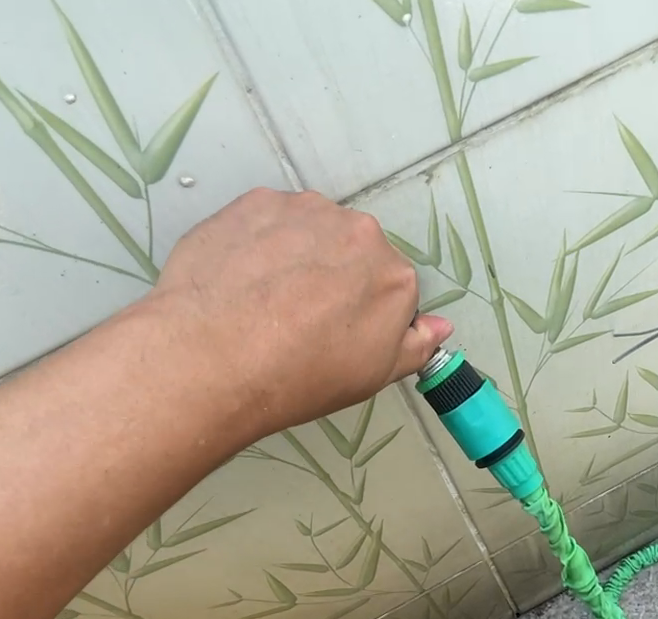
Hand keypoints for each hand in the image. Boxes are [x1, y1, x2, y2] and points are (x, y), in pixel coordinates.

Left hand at [135, 187, 450, 444]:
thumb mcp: (373, 376)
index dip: (367, 316)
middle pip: (354, 254)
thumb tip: (440, 326)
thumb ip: (414, 345)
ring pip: (312, 233)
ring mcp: (305, 210)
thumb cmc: (304, 376)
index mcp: (396, 277)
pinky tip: (242, 280)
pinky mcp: (255, 202)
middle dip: (337, 279)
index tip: (341, 339)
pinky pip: (269, 221)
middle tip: (303, 321)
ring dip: (300, 257)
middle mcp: (359, 232)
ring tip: (268, 300)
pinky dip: (261, 243)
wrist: (217, 356)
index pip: (392, 291)